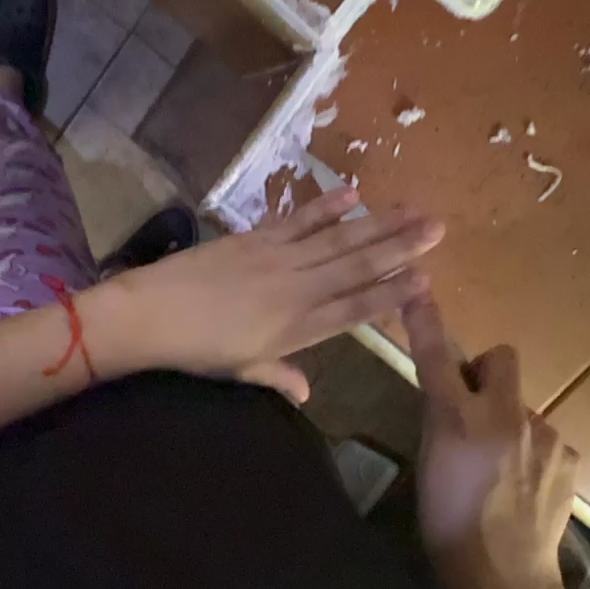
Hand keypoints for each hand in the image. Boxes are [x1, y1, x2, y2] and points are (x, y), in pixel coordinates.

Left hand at [83, 189, 440, 400]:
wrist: (151, 315)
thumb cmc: (195, 351)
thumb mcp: (240, 370)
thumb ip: (278, 376)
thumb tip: (307, 395)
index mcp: (295, 330)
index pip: (354, 310)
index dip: (391, 295)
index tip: (426, 280)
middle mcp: (295, 291)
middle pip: (356, 267)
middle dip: (400, 248)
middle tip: (438, 229)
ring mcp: (277, 259)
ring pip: (337, 240)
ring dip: (378, 223)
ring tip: (414, 209)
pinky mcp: (255, 237)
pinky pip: (298, 219)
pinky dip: (326, 206)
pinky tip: (354, 193)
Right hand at [401, 294, 577, 588]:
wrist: (502, 577)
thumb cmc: (446, 526)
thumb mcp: (427, 466)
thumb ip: (439, 423)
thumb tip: (447, 398)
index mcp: (459, 419)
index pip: (438, 358)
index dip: (426, 324)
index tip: (416, 292)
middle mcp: (505, 416)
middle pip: (501, 358)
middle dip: (484, 371)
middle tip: (469, 408)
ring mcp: (544, 435)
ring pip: (520, 406)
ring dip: (506, 423)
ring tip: (493, 470)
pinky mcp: (568, 457)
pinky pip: (542, 438)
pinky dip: (529, 452)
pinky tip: (519, 487)